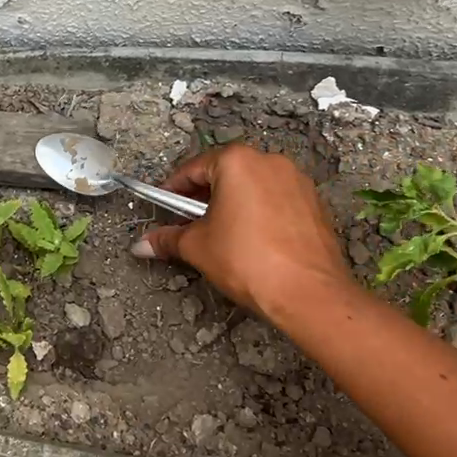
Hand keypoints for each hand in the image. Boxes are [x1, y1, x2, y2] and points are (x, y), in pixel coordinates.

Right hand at [130, 144, 355, 320]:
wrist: (310, 295)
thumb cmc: (249, 262)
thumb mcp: (197, 247)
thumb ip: (167, 239)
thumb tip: (142, 245)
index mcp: (236, 161)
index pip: (192, 168)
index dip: (172, 190)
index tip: (163, 206)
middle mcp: (269, 162)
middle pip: (224, 173)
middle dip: (203, 197)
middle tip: (187, 222)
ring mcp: (297, 181)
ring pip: (252, 185)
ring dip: (231, 204)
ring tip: (219, 234)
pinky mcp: (314, 204)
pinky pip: (275, 200)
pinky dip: (258, 212)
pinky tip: (250, 240)